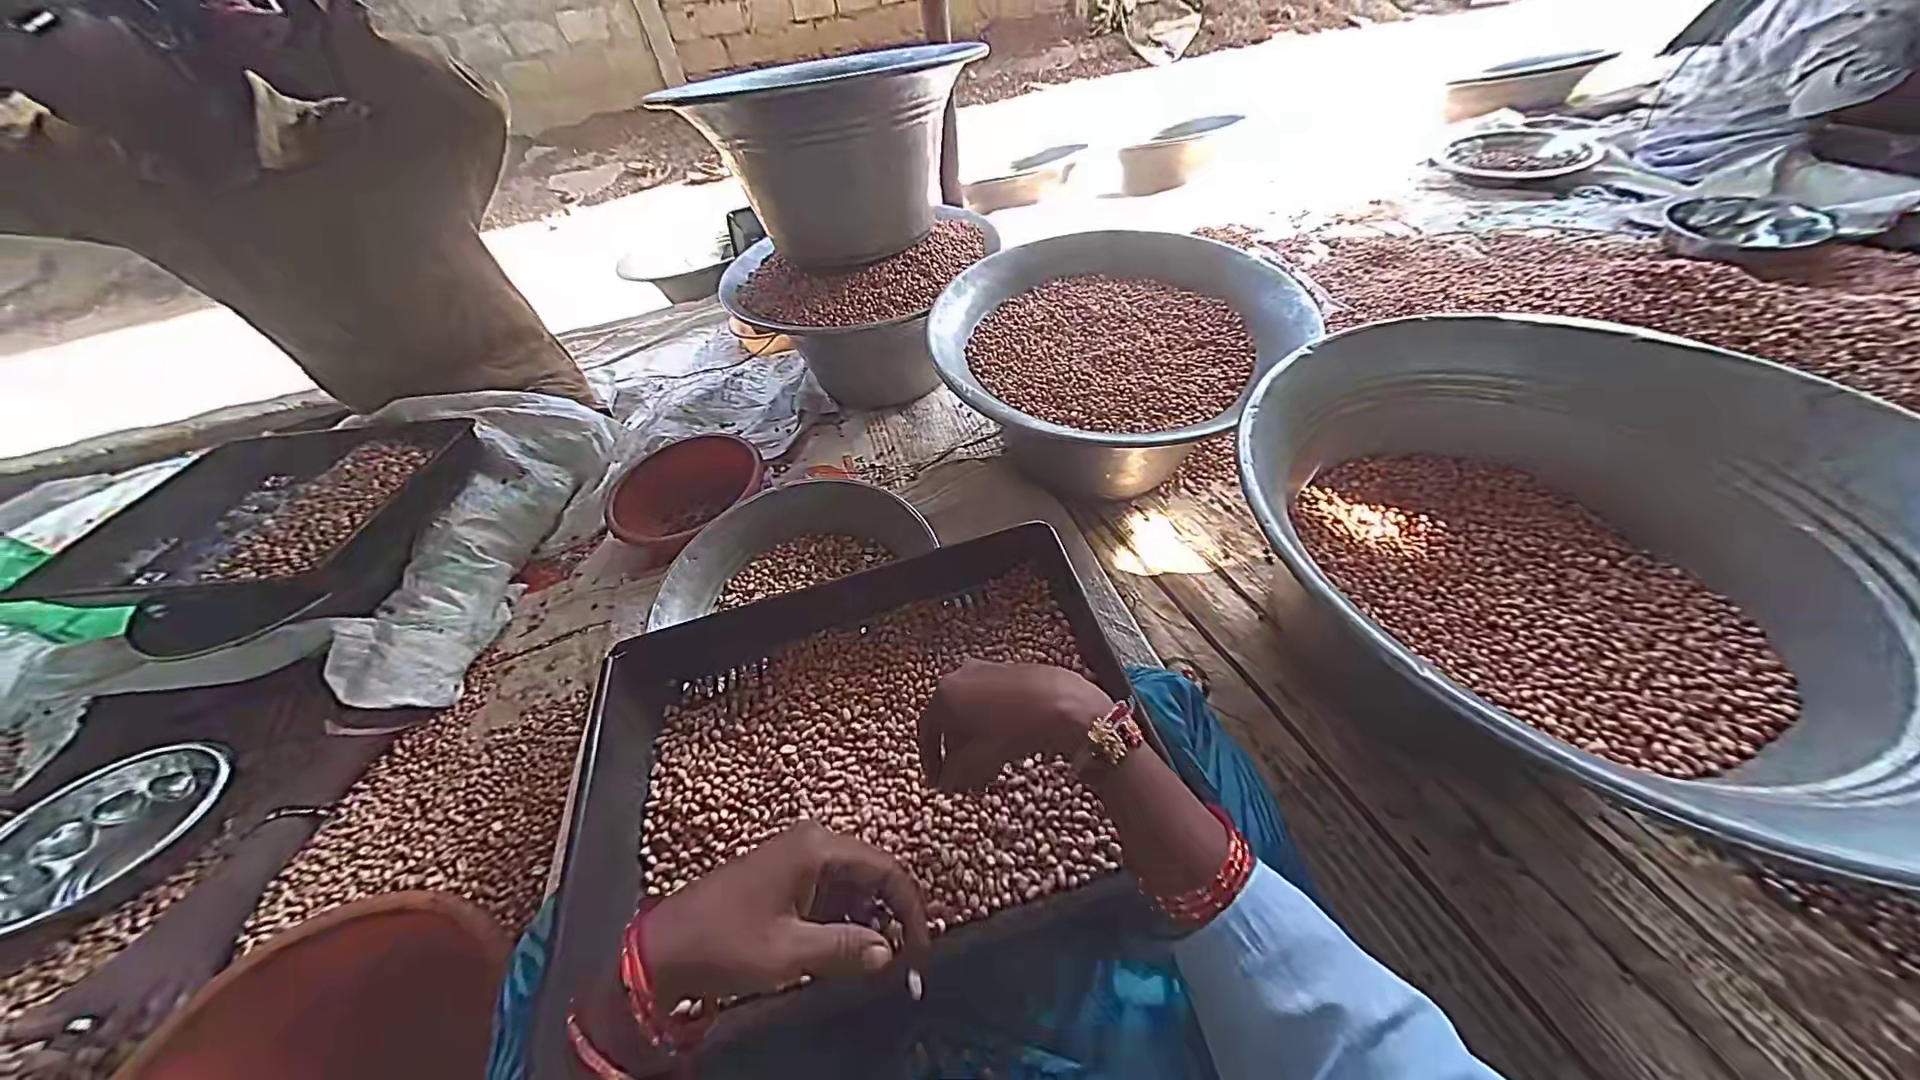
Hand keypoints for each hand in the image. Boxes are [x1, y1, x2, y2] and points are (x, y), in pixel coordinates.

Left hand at [641, 821, 930, 1002]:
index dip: (910, 910)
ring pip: (854, 885)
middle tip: (901, 964)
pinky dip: (844, 921)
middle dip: (890, 917)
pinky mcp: (789, 876)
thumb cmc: (726, 943)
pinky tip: (845, 951)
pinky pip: (832, 893)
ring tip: (873, 963)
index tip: (920, 953)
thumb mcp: (789, 952)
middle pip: (873, 874)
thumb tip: (891, 954)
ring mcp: (800, 857)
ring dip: (868, 922)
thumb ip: (846, 949)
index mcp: (818, 847)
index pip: (886, 869)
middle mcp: (814, 841)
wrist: (663, 948)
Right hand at [917, 660, 1114, 790]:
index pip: (927, 731)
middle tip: (963, 777)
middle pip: (949, 720)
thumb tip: (945, 781)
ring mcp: (985, 670)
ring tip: (987, 768)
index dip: (931, 760)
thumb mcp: (977, 760)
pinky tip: (1004, 746)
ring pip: (971, 711)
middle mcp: (960, 676)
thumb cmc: (1014, 728)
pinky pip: (990, 703)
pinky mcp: (1009, 671)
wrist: (1060, 703)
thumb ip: (954, 773)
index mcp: (944, 693)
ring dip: (974, 741)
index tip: (937, 780)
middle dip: (955, 752)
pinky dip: (991, 725)